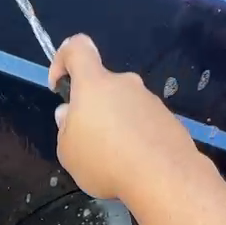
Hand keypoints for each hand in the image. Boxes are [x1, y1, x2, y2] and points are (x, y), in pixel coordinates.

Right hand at [50, 34, 202, 200]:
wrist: (163, 175)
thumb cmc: (105, 161)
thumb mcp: (68, 152)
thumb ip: (65, 129)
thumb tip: (69, 114)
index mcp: (94, 84)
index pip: (77, 48)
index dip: (62, 59)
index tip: (58, 86)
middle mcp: (124, 83)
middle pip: (101, 87)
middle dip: (91, 110)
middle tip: (87, 144)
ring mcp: (149, 99)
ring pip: (122, 106)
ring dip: (113, 127)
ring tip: (112, 161)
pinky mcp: (167, 118)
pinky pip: (142, 122)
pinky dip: (134, 138)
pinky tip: (133, 165)